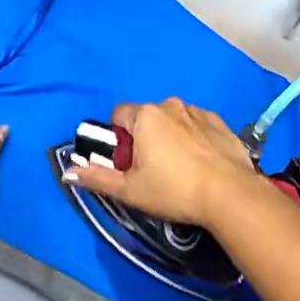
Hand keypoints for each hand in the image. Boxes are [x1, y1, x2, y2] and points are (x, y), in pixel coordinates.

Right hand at [63, 98, 259, 228]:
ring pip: (173, 120)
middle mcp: (169, 105)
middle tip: (154, 171)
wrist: (231, 195)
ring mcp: (198, 111)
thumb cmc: (174, 190)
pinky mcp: (221, 122)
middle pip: (146, 118)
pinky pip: (198, 125)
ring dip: (171, 137)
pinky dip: (196, 138)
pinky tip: (203, 163)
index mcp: (144, 116)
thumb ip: (97, 178)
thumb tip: (69, 172)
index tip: (129, 162)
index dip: (120, 139)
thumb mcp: (130, 190)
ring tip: (182, 169)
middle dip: (145, 138)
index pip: (119, 115)